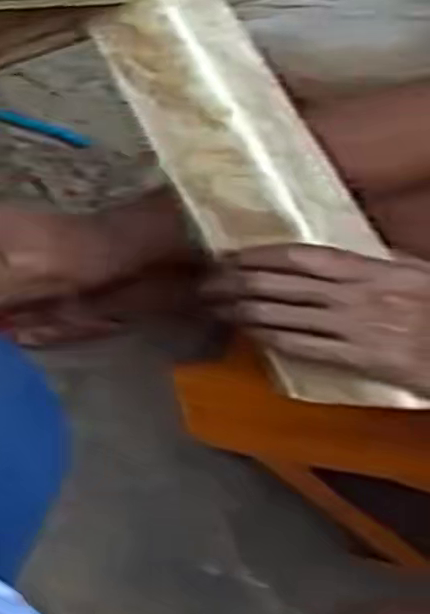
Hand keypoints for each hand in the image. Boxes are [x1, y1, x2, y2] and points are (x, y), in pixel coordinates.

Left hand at [204, 245, 429, 393]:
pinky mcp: (361, 360)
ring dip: (231, 310)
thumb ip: (386, 263)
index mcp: (377, 273)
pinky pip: (293, 344)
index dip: (251, 255)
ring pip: (269, 313)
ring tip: (214, 308)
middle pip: (267, 284)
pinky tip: (247, 331)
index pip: (295, 256)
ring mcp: (357, 329)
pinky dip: (260, 335)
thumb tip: (341, 253)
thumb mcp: (427, 278)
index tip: (225, 257)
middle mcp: (359, 298)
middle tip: (205, 285)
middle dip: (224, 283)